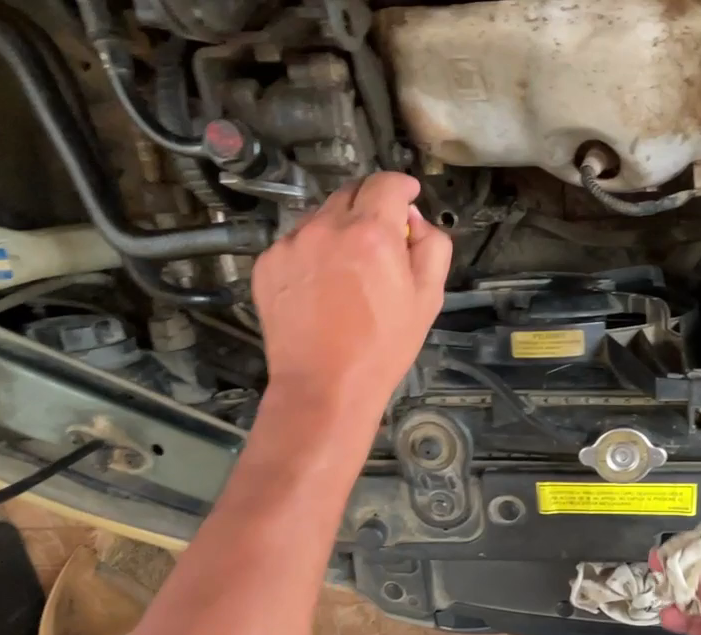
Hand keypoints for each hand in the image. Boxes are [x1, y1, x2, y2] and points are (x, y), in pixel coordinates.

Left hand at [250, 172, 451, 420]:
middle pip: (351, 194)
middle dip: (371, 208)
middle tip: (383, 242)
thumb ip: (432, 248)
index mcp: (372, 234)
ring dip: (339, 231)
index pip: (386, 184)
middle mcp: (327, 228)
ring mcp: (292, 244)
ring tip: (350, 274)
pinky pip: (296, 244)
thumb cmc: (382, 348)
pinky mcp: (268, 263)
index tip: (407, 195)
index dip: (401, 186)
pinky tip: (323, 288)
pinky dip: (313, 254)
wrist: (325, 385)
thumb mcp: (428, 300)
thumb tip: (416, 222)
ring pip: (321, 218)